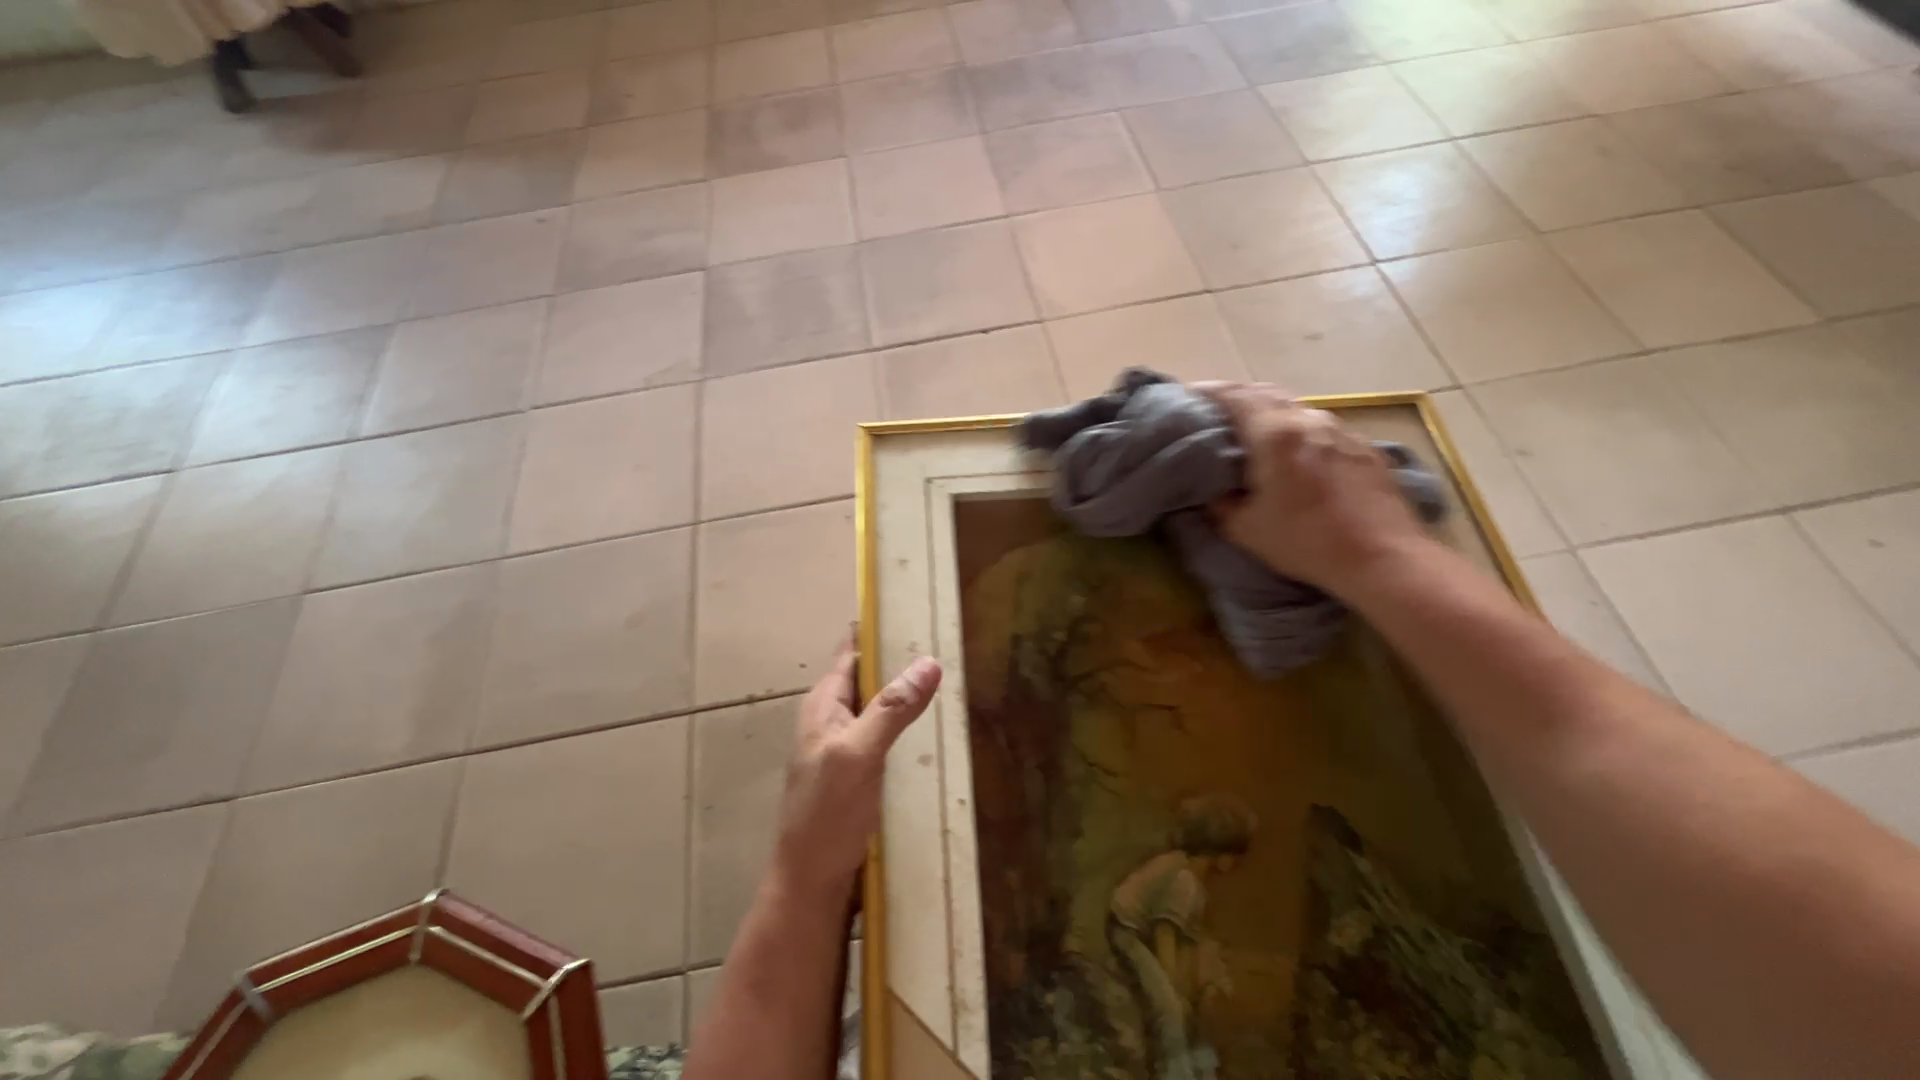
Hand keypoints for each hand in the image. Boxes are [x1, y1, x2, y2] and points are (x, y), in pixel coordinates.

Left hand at [772, 631, 942, 901]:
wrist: (810, 882)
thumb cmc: (827, 815)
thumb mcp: (859, 754)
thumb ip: (892, 709)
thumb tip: (929, 662)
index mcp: (823, 706)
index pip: (851, 652)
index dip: (877, 628)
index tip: (915, 605)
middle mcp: (832, 720)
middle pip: (869, 677)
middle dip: (902, 660)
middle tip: (951, 643)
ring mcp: (845, 749)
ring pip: (880, 708)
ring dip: (908, 696)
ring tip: (952, 682)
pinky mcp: (859, 776)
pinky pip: (887, 738)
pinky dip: (908, 728)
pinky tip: (935, 734)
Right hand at [1197, 382, 1429, 594]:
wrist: (1382, 556)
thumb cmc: (1306, 541)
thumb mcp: (1246, 529)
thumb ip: (1221, 504)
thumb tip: (1213, 492)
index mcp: (1273, 434)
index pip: (1235, 397)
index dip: (1210, 392)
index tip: (1192, 394)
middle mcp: (1308, 421)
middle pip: (1267, 394)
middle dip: (1240, 397)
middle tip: (1219, 411)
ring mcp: (1342, 431)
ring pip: (1298, 410)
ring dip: (1273, 414)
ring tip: (1258, 431)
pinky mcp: (1365, 448)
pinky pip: (1324, 429)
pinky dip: (1302, 432)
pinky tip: (1300, 453)